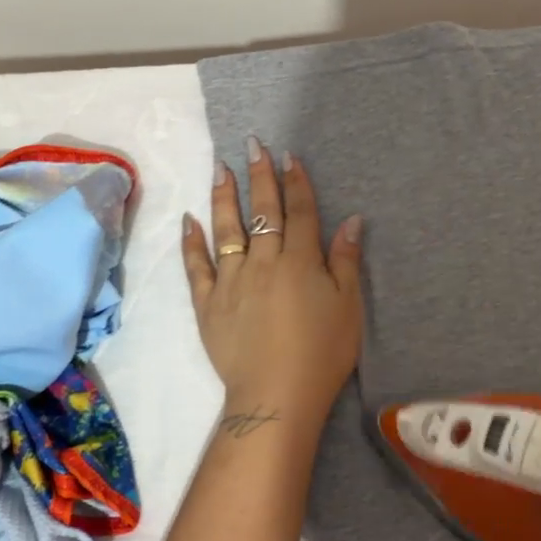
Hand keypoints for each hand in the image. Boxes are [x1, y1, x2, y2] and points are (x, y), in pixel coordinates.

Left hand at [181, 140, 363, 420]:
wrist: (277, 395)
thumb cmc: (322, 353)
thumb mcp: (348, 307)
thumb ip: (346, 261)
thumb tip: (351, 220)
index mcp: (301, 262)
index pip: (300, 212)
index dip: (296, 182)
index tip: (289, 156)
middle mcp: (264, 262)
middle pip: (263, 212)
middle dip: (259, 176)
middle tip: (253, 145)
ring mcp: (232, 281)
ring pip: (226, 230)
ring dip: (224, 198)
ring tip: (220, 169)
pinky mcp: (208, 304)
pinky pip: (197, 267)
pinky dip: (191, 242)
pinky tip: (189, 220)